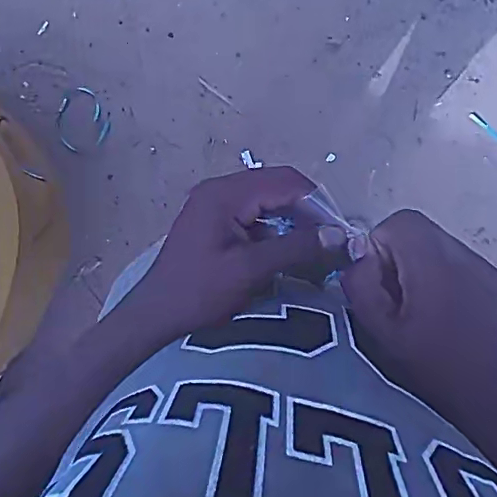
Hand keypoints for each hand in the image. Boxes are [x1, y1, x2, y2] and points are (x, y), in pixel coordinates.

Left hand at [118, 167, 347, 342]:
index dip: (318, 203)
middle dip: (308, 212)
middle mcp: (220, 189)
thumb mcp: (250, 270)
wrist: (155, 315)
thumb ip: (296, 248)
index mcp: (225, 193)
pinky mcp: (216, 221)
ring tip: (315, 251)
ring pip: (269, 202)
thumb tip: (340, 235)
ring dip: (293, 222)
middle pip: (278, 187)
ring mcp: (216, 204)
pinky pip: (255, 216)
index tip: (339, 231)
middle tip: (331, 241)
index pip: (286, 182)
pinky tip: (289, 255)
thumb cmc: (198, 292)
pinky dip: (276, 232)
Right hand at [341, 210, 496, 413]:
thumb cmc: (425, 369)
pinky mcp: (495, 283)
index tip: (379, 284)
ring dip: (418, 265)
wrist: (483, 400)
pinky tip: (440, 315)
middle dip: (396, 255)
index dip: (378, 247)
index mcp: (434, 265)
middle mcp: (464, 257)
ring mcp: (484, 269)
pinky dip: (441, 276)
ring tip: (416, 310)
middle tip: (394, 298)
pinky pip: (456, 262)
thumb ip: (360, 282)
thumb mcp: (377, 329)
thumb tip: (359, 255)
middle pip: (418, 229)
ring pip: (436, 243)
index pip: (399, 222)